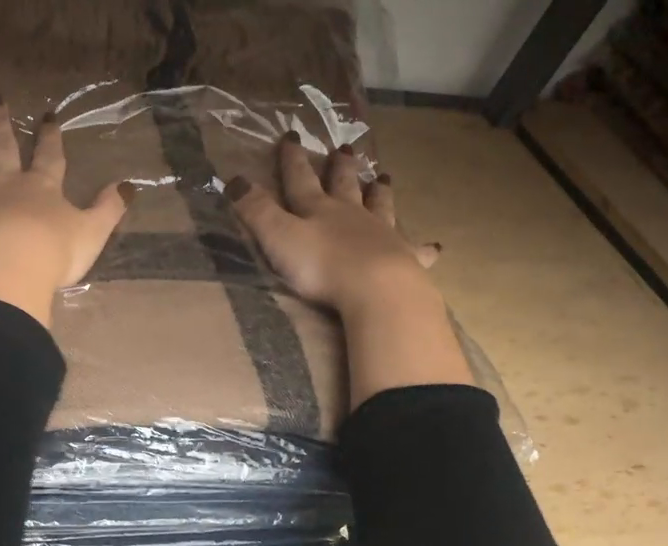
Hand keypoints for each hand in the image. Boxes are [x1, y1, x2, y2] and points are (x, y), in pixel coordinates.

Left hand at [0, 91, 133, 326]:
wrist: (12, 265)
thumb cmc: (52, 255)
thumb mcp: (92, 234)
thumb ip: (109, 211)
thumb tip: (131, 188)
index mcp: (42, 189)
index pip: (49, 157)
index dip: (49, 137)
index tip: (48, 117)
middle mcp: (5, 183)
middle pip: (1, 146)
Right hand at [226, 134, 441, 319]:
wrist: (373, 287)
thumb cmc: (321, 265)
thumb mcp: (279, 238)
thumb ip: (256, 212)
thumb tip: (233, 180)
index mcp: (319, 210)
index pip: (301, 179)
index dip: (293, 160)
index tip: (291, 136)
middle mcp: (352, 215)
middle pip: (345, 186)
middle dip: (341, 168)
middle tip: (346, 149)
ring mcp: (381, 234)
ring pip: (381, 207)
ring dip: (380, 193)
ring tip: (384, 179)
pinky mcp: (403, 259)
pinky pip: (416, 251)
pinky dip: (424, 248)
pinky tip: (434, 247)